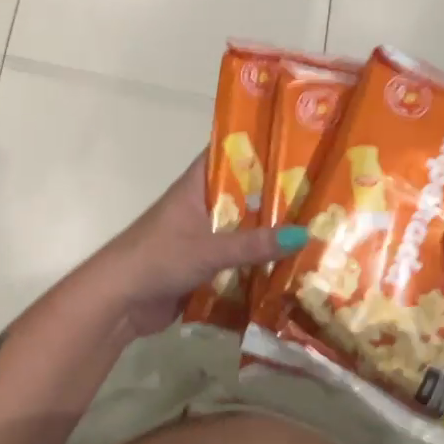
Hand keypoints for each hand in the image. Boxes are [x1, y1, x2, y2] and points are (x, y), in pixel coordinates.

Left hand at [93, 152, 309, 337]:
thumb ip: (253, 245)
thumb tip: (305, 234)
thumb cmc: (158, 258)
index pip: (224, 155)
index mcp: (194, 188)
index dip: (254, 146)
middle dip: (274, 196)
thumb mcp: (208, 249)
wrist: (121, 300)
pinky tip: (293, 269)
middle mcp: (199, 207)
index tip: (293, 143)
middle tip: (322, 194)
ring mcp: (200, 237)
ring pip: (241, 229)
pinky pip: (237, 259)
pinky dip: (258, 263)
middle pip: (240, 194)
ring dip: (269, 233)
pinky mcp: (202, 266)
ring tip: (319, 231)